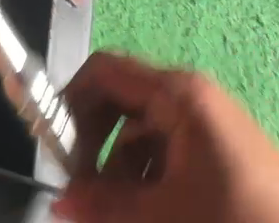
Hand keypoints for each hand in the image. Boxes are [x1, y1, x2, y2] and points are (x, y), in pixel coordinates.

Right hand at [57, 53, 278, 222]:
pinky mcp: (223, 160)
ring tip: (119, 217)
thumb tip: (60, 203)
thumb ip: (103, 205)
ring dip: (121, 178)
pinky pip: (168, 161)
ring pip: (142, 141)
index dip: (70, 104)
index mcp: (178, 94)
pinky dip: (149, 188)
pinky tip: (148, 219)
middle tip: (82, 196)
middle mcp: (191, 100)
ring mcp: (209, 130)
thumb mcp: (162, 216)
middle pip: (120, 106)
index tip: (55, 152)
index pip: (103, 71)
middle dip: (94, 150)